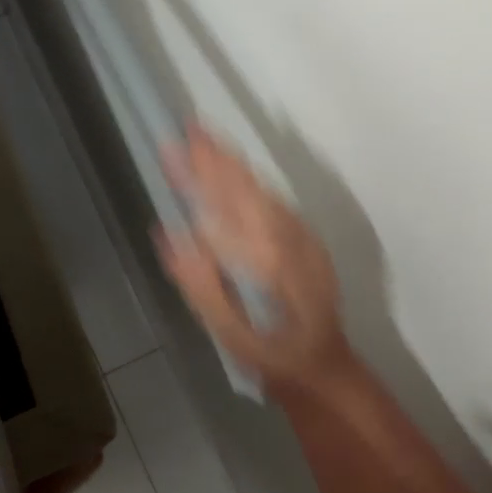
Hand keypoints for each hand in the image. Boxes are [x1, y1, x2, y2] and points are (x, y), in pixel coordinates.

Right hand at [158, 125, 351, 395]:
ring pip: (264, 190)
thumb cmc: (271, 354)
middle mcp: (292, 237)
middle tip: (190, 124)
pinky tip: (234, 175)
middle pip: (249, 187)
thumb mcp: (229, 331)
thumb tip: (168, 233)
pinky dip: (249, 183)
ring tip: (206, 140)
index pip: (229, 201)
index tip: (179, 143)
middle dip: (218, 155)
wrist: (323, 369)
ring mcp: (303, 238)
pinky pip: (273, 202)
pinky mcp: (307, 242)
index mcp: (270, 256)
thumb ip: (200, 283)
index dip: (202, 170)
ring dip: (234, 165)